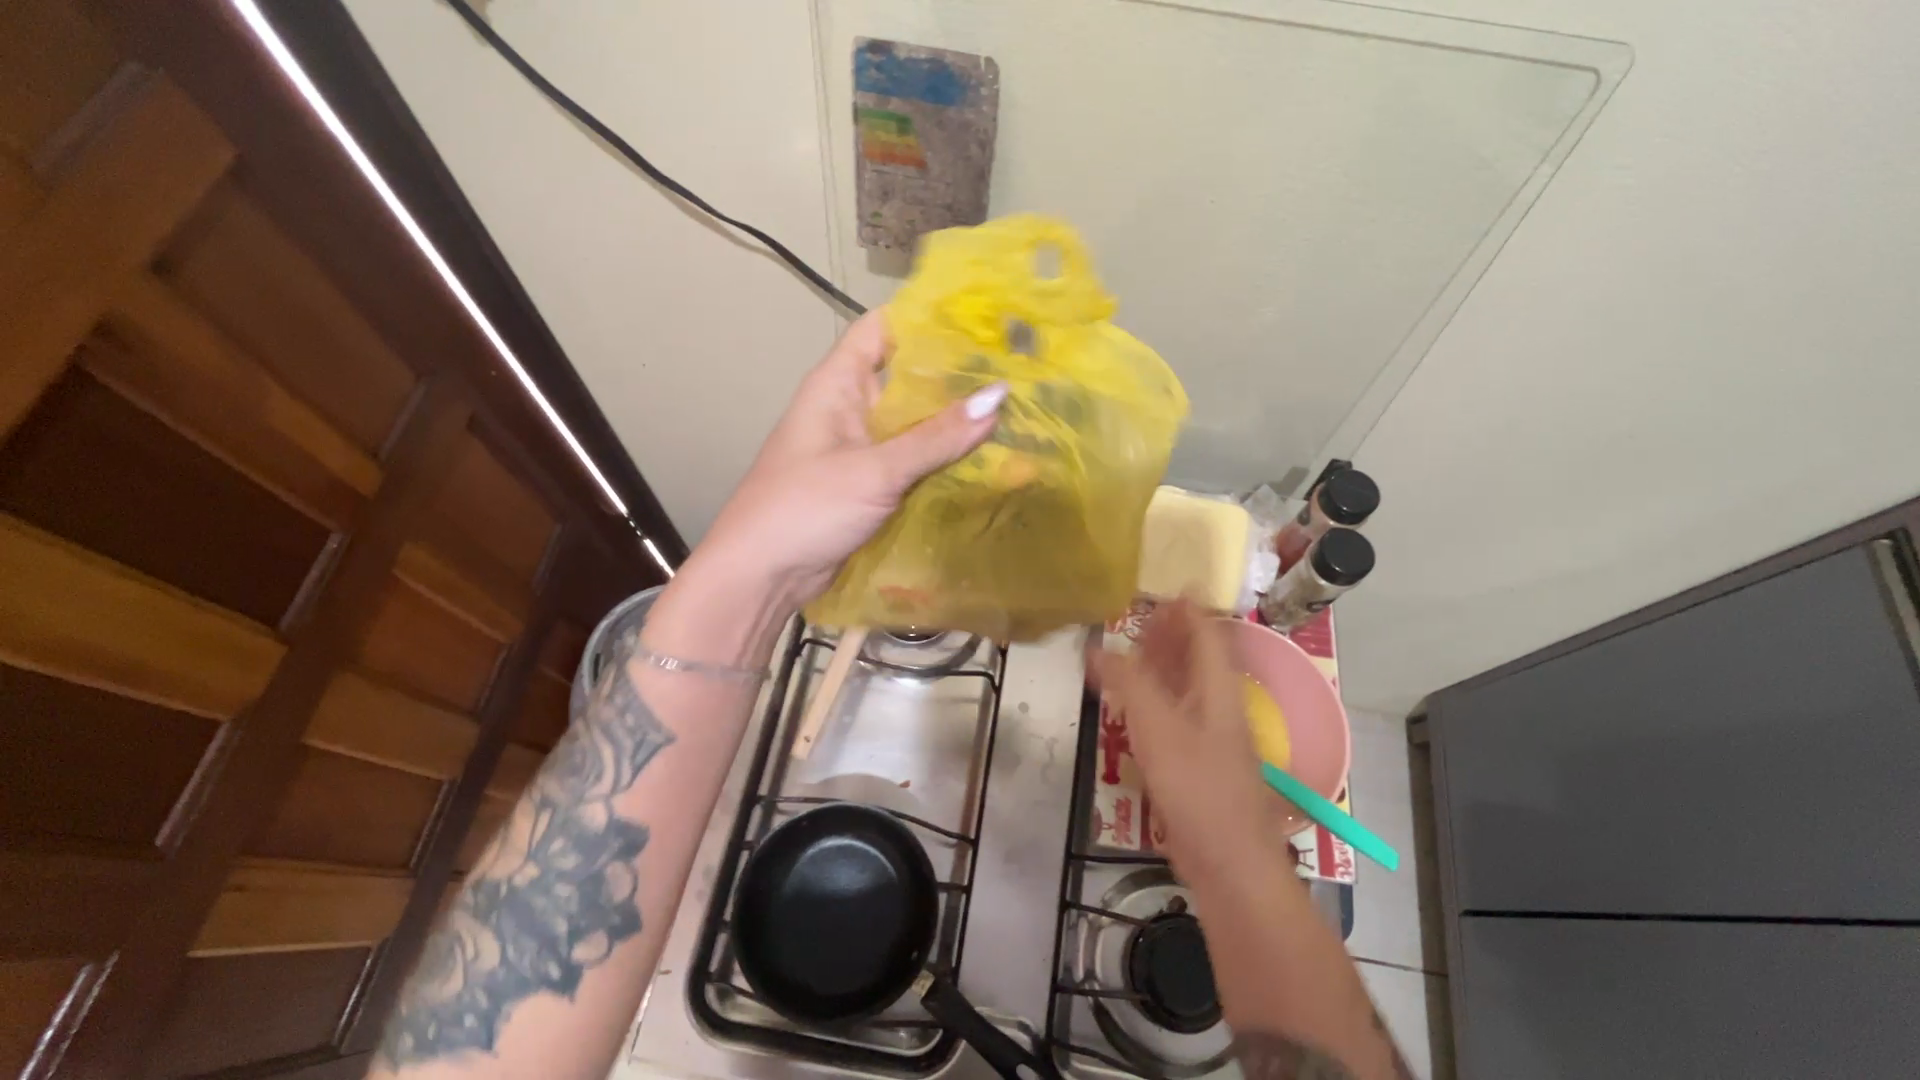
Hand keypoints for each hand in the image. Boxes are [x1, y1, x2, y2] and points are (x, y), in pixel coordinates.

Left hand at [693, 309, 1005, 611]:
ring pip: (914, 423)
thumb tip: (999, 395)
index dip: (926, 318)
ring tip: (1016, 408)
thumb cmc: (805, 509)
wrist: (760, 576)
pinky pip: (912, 461)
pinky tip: (988, 457)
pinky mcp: (869, 485)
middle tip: (1017, 367)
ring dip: (954, 421)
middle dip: (955, 374)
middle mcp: (849, 408)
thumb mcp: (875, 471)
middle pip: (907, 377)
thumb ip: (937, 437)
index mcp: (837, 384)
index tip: (981, 319)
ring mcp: (860, 449)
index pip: (882, 329)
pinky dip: (943, 458)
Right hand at [1093, 600, 1291, 884]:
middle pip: (1197, 662)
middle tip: (1142, 615)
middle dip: (1172, 636)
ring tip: (1132, 650)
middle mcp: (1217, 710)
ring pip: (1184, 691)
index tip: (1171, 588)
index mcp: (1218, 693)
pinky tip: (1132, 708)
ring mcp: (1208, 741)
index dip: (1190, 612)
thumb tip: (1097, 649)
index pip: (1207, 638)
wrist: (1228, 863)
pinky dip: (1152, 703)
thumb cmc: (1198, 789)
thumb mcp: (1159, 730)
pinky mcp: (1194, 769)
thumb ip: (1130, 686)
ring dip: (1161, 668)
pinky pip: (1172, 721)